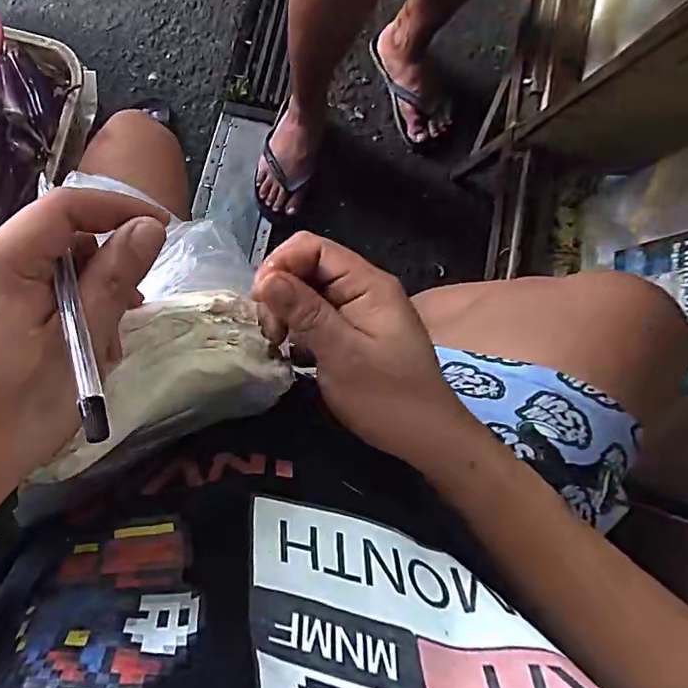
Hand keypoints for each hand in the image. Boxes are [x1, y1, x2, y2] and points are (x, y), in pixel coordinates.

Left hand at [0, 189, 167, 510]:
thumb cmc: (19, 410)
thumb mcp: (78, 342)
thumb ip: (114, 278)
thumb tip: (148, 229)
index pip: (65, 206)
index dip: (118, 208)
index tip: (162, 229)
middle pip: (58, 236)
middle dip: (103, 264)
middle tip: (134, 306)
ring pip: (50, 264)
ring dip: (88, 292)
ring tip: (106, 342)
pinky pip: (33, 287)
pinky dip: (65, 306)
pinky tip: (80, 345)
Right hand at [253, 232, 461, 464]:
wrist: (427, 440)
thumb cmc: (388, 398)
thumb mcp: (342, 354)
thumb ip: (305, 313)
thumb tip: (266, 279)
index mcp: (368, 284)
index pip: (314, 247)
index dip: (281, 264)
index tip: (261, 299)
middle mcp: (361, 288)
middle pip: (306, 266)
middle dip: (278, 290)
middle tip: (270, 330)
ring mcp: (355, 309)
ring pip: (304, 290)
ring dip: (282, 310)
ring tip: (277, 341)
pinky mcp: (348, 330)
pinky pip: (311, 313)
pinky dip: (293, 325)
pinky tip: (287, 348)